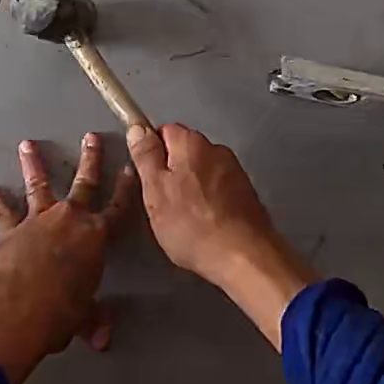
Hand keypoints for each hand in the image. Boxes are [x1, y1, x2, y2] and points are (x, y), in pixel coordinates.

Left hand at [0, 134, 136, 383]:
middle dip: (91, 159)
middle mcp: (71, 219)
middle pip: (85, 183)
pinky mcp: (12, 228)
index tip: (130, 169)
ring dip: (34, 164)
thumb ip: (92, 320)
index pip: (118, 209)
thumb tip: (103, 339)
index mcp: (96, 236)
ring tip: (27, 144)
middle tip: (92, 137)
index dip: (125, 189)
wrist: (20, 306)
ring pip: (40, 185)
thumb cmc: (60, 310)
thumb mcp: (82, 316)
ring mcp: (40, 219)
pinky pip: (3, 212)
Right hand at [125, 122, 318, 348]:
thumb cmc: (192, 224)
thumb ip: (146, 156)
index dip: (151, 152)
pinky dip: (210, 198)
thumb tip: (137, 127)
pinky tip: (207, 222)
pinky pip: (219, 186)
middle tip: (162, 203)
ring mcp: (234, 169)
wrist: (244, 255)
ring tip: (186, 217)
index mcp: (191, 142)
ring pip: (202, 169)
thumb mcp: (156, 190)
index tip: (147, 178)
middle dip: (171, 170)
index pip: (163, 130)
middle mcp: (216, 147)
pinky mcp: (246, 190)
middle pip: (184, 150)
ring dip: (192, 185)